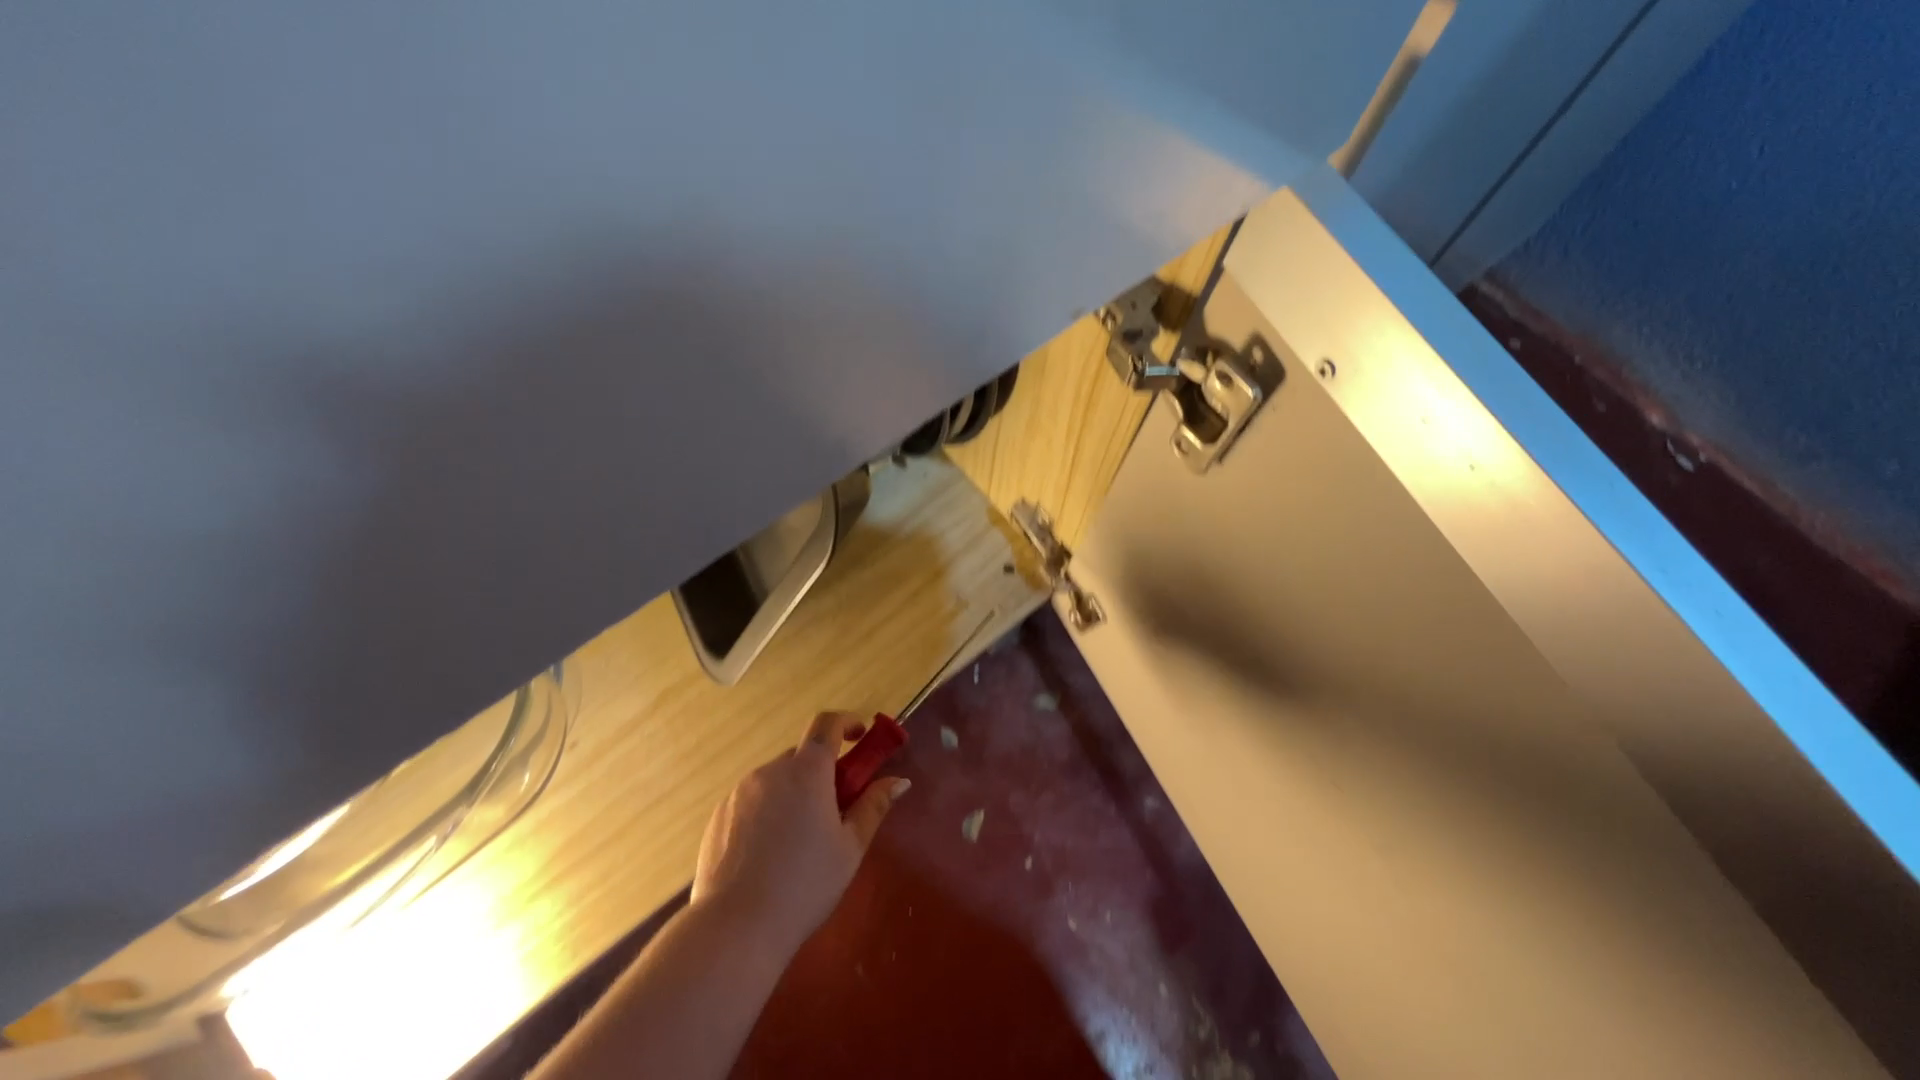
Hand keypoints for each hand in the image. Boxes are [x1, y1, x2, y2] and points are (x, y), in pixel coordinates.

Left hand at [690, 711, 909, 954]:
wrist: (736, 925)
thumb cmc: (805, 885)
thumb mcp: (850, 848)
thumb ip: (873, 807)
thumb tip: (898, 781)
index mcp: (806, 772)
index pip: (826, 724)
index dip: (847, 723)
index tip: (861, 736)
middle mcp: (770, 772)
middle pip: (801, 757)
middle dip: (822, 773)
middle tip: (837, 810)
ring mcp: (739, 793)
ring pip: (775, 781)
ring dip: (794, 794)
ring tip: (801, 843)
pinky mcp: (719, 816)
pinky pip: (751, 802)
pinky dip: (767, 813)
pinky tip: (770, 856)